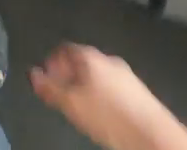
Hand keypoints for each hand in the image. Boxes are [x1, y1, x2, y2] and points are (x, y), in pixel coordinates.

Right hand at [30, 44, 186, 149]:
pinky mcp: (141, 93)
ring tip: (82, 107)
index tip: (47, 78)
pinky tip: (105, 114)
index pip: (63, 49)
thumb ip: (48, 87)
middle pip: (82, 61)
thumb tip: (32, 73)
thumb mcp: (70, 104)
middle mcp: (109, 60)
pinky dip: (105, 96)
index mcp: (90, 56)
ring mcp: (128, 75)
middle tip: (62, 93)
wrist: (155, 138)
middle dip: (69, 75)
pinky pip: (115, 88)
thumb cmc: (108, 116)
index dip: (52, 62)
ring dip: (88, 87)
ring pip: (99, 76)